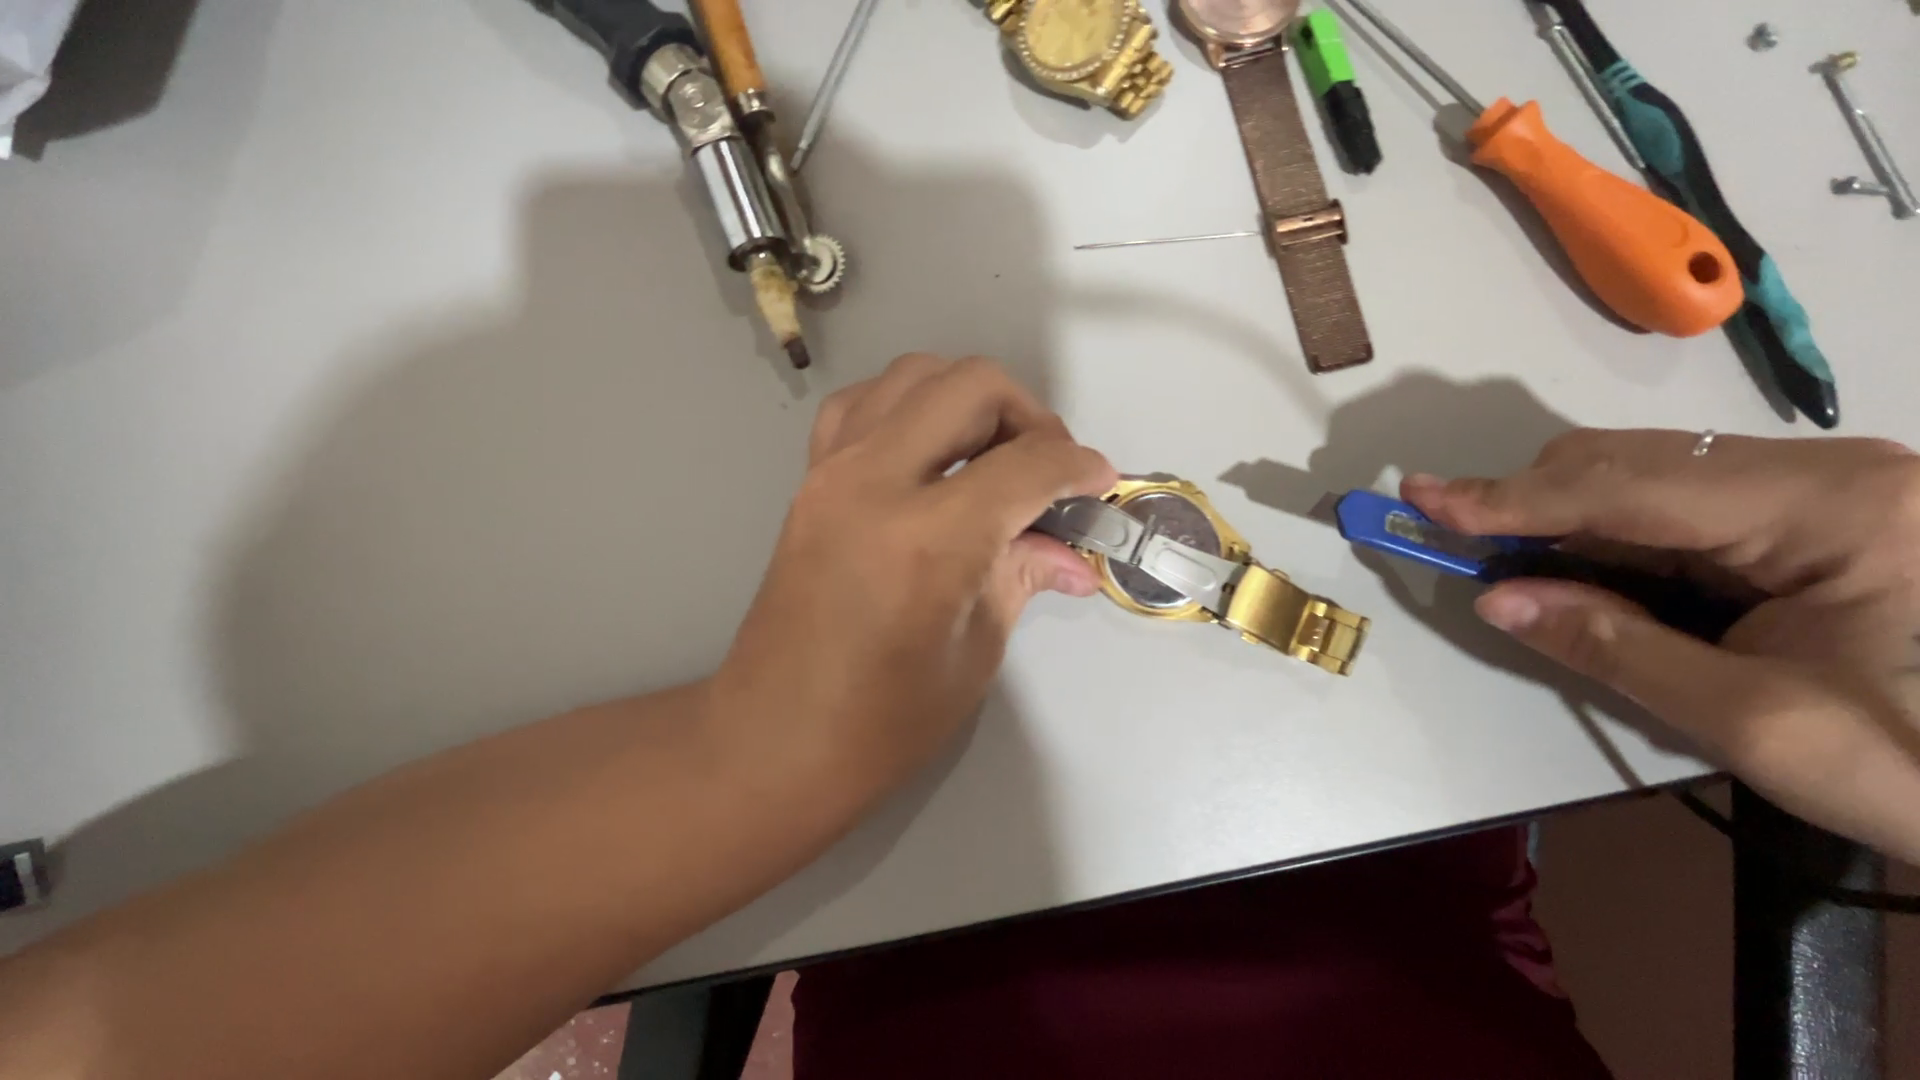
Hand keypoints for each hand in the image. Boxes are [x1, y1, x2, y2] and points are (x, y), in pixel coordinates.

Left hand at [711, 355, 1114, 818]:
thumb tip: (1071, 556)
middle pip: (971, 386)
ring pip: (914, 374)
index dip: (1077, 466)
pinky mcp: (809, 479)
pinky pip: (863, 403)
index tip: (1099, 483)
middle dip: (1029, 414)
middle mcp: (874, 482)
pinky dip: (908, 404)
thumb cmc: (883, 721)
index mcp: (928, 539)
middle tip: (1048, 469)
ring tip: (993, 453)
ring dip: (968, 397)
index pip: (1026, 464)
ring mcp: (831, 472)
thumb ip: (1022, 576)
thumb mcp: (975, 651)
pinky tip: (929, 449)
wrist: (774, 737)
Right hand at [1403, 430, 1919, 863]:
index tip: (1421, 497)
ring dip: (1563, 516)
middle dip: (1530, 501)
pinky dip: (1608, 532)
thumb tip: (1498, 599)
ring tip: (1505, 563)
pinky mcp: (1823, 511)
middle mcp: (1830, 471)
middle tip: (1453, 541)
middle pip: (1631, 460)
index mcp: (1832, 509)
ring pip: (1648, 473)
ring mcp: (1829, 486)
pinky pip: (1681, 502)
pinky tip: (1578, 565)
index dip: (1510, 496)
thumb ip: (1616, 647)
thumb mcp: (1756, 723)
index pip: (1628, 486)